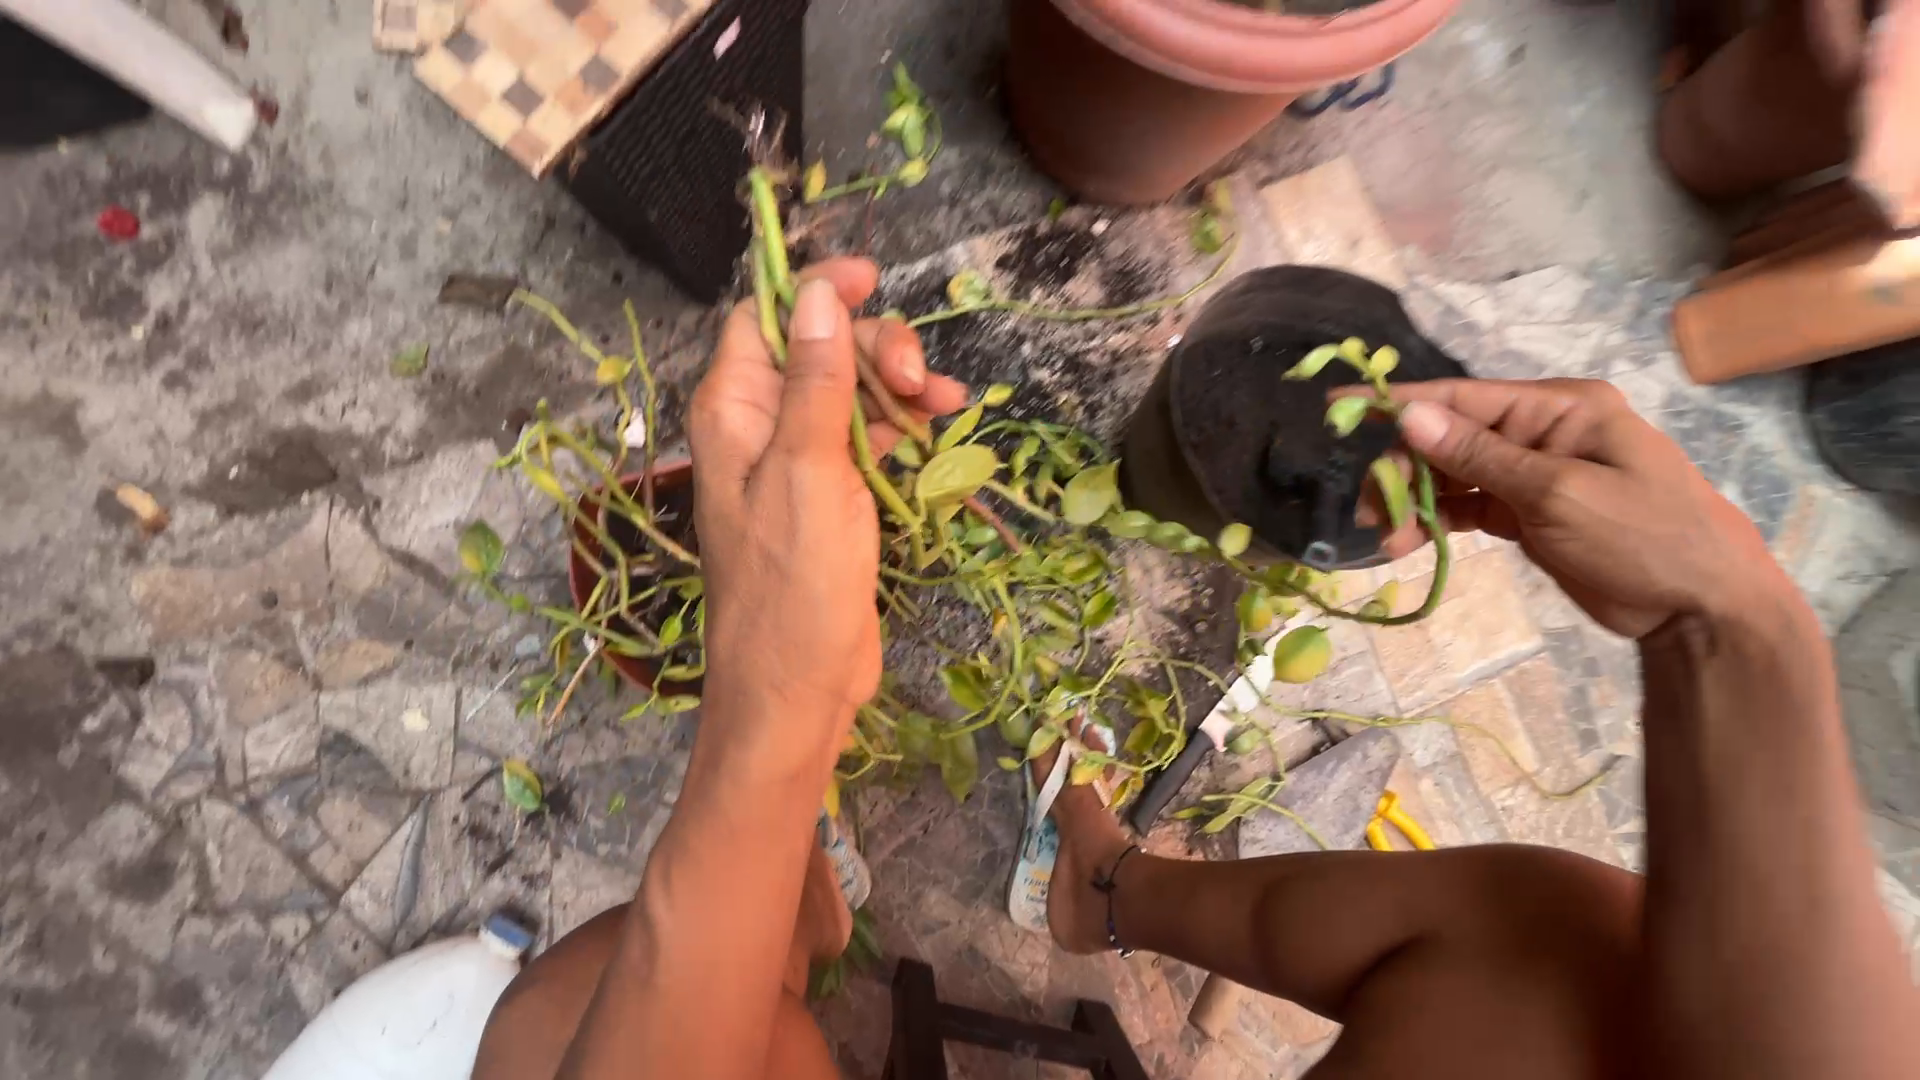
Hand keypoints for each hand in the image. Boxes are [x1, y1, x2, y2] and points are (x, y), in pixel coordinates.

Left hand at [687, 258, 965, 763]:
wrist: (800, 683)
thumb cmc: (795, 582)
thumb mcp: (809, 471)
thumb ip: (815, 381)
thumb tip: (818, 294)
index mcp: (735, 410)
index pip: (766, 318)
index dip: (815, 290)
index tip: (872, 279)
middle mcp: (761, 426)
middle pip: (818, 349)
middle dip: (872, 349)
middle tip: (918, 380)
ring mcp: (799, 461)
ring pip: (850, 392)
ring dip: (897, 386)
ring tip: (945, 402)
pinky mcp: (833, 494)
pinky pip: (867, 436)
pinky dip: (902, 425)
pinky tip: (939, 423)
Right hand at [1363, 378, 1788, 638]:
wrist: (1699, 607)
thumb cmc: (1644, 537)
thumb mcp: (1556, 493)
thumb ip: (1477, 455)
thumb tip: (1409, 414)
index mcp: (1557, 409)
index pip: (1461, 397)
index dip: (1397, 401)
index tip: (1338, 407)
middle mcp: (1536, 432)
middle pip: (1444, 438)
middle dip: (1402, 471)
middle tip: (1373, 512)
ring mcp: (1527, 471)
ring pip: (1445, 474)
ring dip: (1411, 502)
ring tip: (1388, 538)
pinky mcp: (1519, 509)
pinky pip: (1460, 505)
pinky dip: (1431, 521)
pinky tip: (1408, 542)